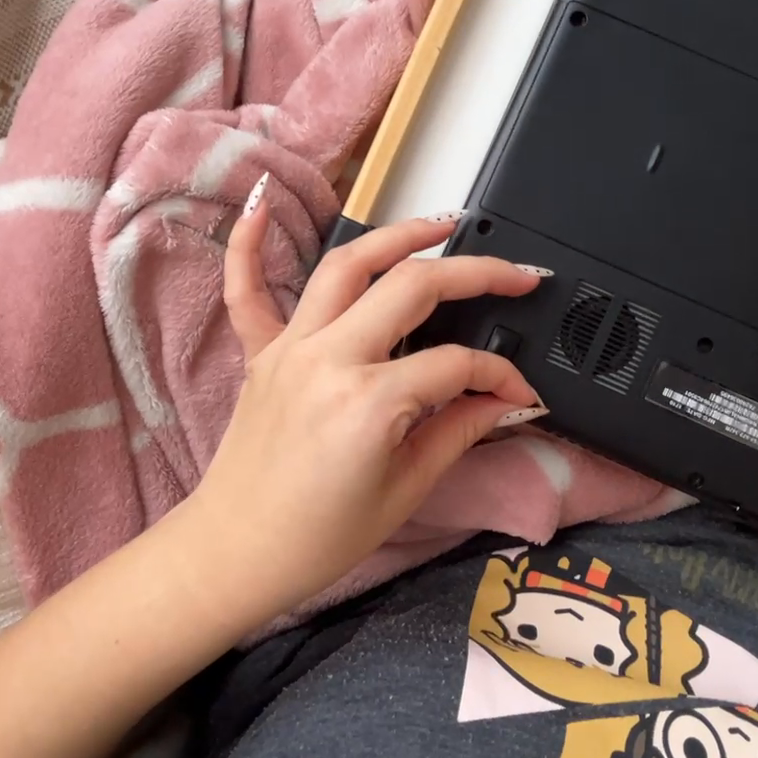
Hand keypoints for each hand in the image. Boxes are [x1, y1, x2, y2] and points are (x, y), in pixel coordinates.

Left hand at [183, 185, 549, 629]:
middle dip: (475, 273)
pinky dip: (250, 245)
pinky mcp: (262, 353)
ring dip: (397, 234)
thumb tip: (507, 398)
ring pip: (346, 265)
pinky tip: (263, 203)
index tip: (521, 390)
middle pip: (412, 288)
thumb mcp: (405, 490)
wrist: (236, 554)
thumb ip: (459, 430)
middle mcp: (329, 358)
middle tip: (516, 273)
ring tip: (442, 222)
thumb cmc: (317, 539)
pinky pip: (247, 289)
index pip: (457, 364)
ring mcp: (290, 348)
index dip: (500, 374)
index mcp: (370, 402)